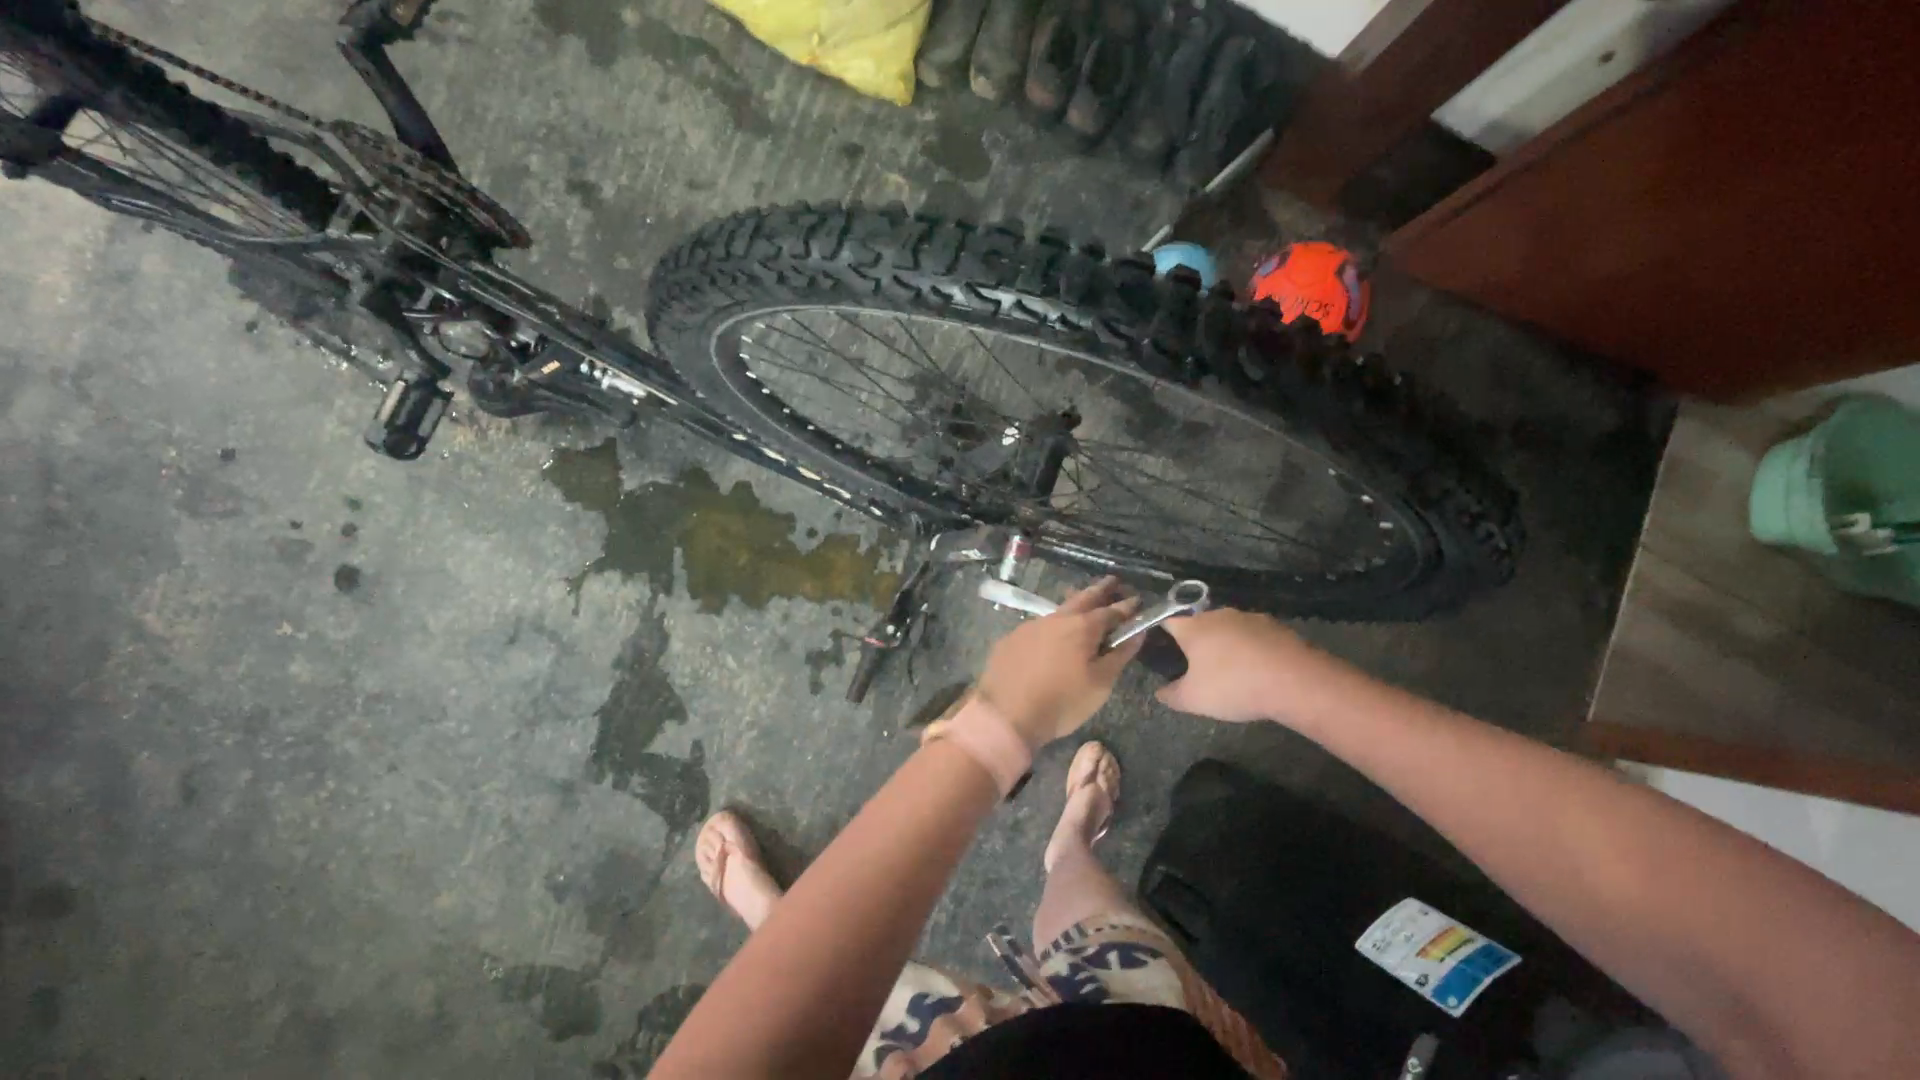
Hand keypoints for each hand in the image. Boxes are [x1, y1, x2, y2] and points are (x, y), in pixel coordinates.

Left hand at [975, 577, 1142, 747]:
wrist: (1006, 717)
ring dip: (1074, 606)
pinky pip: (1038, 626)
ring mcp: (1029, 626)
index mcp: (1082, 627)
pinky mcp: (1010, 639)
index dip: (1126, 607)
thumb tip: (1138, 632)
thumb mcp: (1100, 684)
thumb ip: (1120, 655)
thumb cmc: (1062, 703)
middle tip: (1113, 582)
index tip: (1137, 601)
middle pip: (1083, 599)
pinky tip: (1052, 636)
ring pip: (1058, 611)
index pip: (1111, 611)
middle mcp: (1056, 619)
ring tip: (1084, 604)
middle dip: (1100, 590)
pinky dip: (1052, 626)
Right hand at [1155, 609, 1343, 723]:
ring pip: (1229, 629)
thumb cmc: (1233, 686)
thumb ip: (1171, 695)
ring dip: (1227, 646)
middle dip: (1197, 643)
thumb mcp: (1193, 700)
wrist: (1294, 681)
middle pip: (1200, 624)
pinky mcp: (1276, 627)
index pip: (1167, 620)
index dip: (1161, 633)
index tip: (1162, 649)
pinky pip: (1255, 637)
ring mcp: (1250, 618)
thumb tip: (1160, 692)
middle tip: (1197, 668)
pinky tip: (1258, 671)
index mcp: (1193, 627)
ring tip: (1231, 672)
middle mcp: (1219, 615)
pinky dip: (1251, 650)